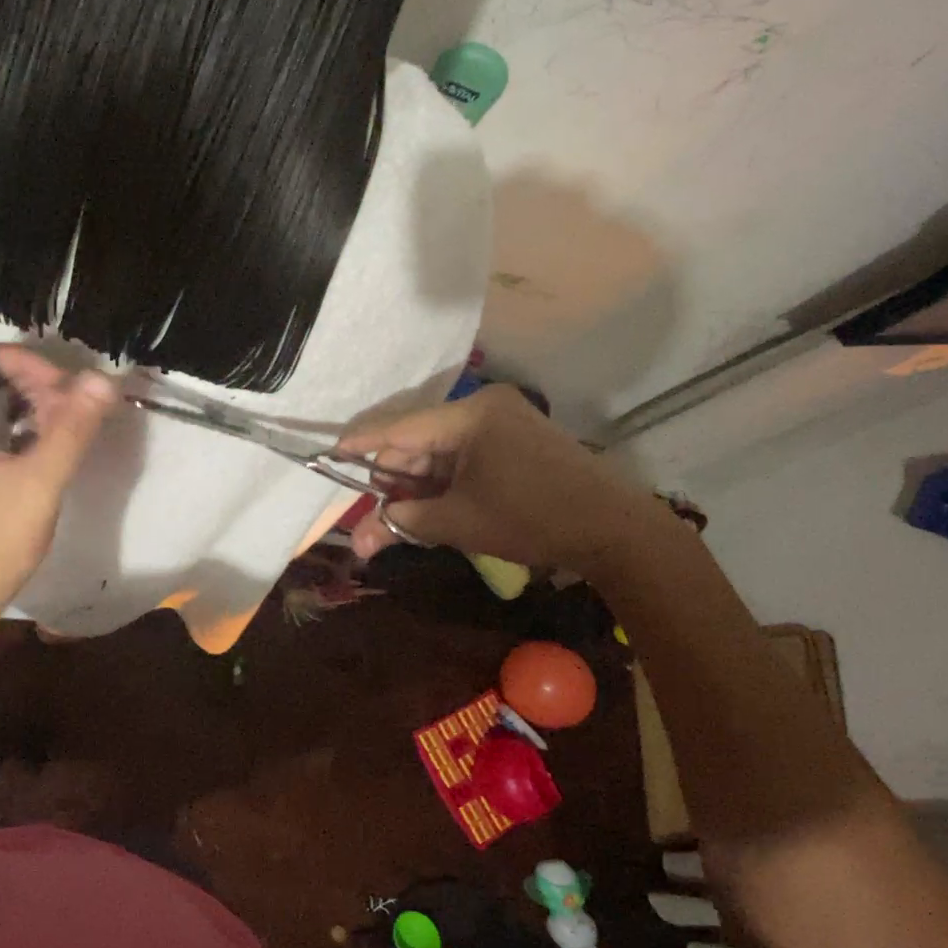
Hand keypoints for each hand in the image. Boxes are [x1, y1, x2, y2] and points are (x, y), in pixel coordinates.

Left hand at [0, 345, 117, 612]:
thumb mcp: (40, 482)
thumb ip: (71, 430)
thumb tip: (102, 380)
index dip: (29, 367)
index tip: (70, 384)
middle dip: (42, 387)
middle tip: (82, 404)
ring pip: (9, 400)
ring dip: (46, 404)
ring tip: (79, 417)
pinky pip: (11, 422)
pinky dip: (39, 422)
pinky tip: (66, 432)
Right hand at [336, 385, 679, 576]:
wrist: (618, 531)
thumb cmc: (532, 519)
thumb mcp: (458, 522)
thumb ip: (401, 523)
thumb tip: (357, 541)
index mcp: (470, 415)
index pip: (398, 428)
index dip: (360, 445)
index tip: (329, 455)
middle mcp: (484, 406)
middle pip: (417, 439)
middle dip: (395, 478)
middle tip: (380, 515)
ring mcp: (504, 420)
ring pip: (439, 449)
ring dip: (420, 482)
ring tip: (411, 518)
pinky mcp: (517, 438)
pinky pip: (464, 454)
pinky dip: (446, 480)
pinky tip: (440, 506)